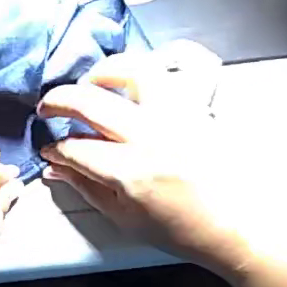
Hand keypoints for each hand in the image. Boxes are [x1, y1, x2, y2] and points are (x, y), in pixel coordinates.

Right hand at [38, 41, 286, 279]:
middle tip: (49, 107)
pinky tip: (148, 70)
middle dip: (59, 100)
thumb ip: (87, 188)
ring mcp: (179, 114)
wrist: (237, 228)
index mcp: (131, 171)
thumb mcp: (125, 219)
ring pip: (133, 69)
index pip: (75, 147)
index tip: (50, 150)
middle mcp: (152, 135)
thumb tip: (57, 168)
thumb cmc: (184, 230)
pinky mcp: (200, 106)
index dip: (55, 148)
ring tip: (92, 82)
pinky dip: (168, 57)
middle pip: (91, 101)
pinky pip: (189, 64)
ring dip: (104, 71)